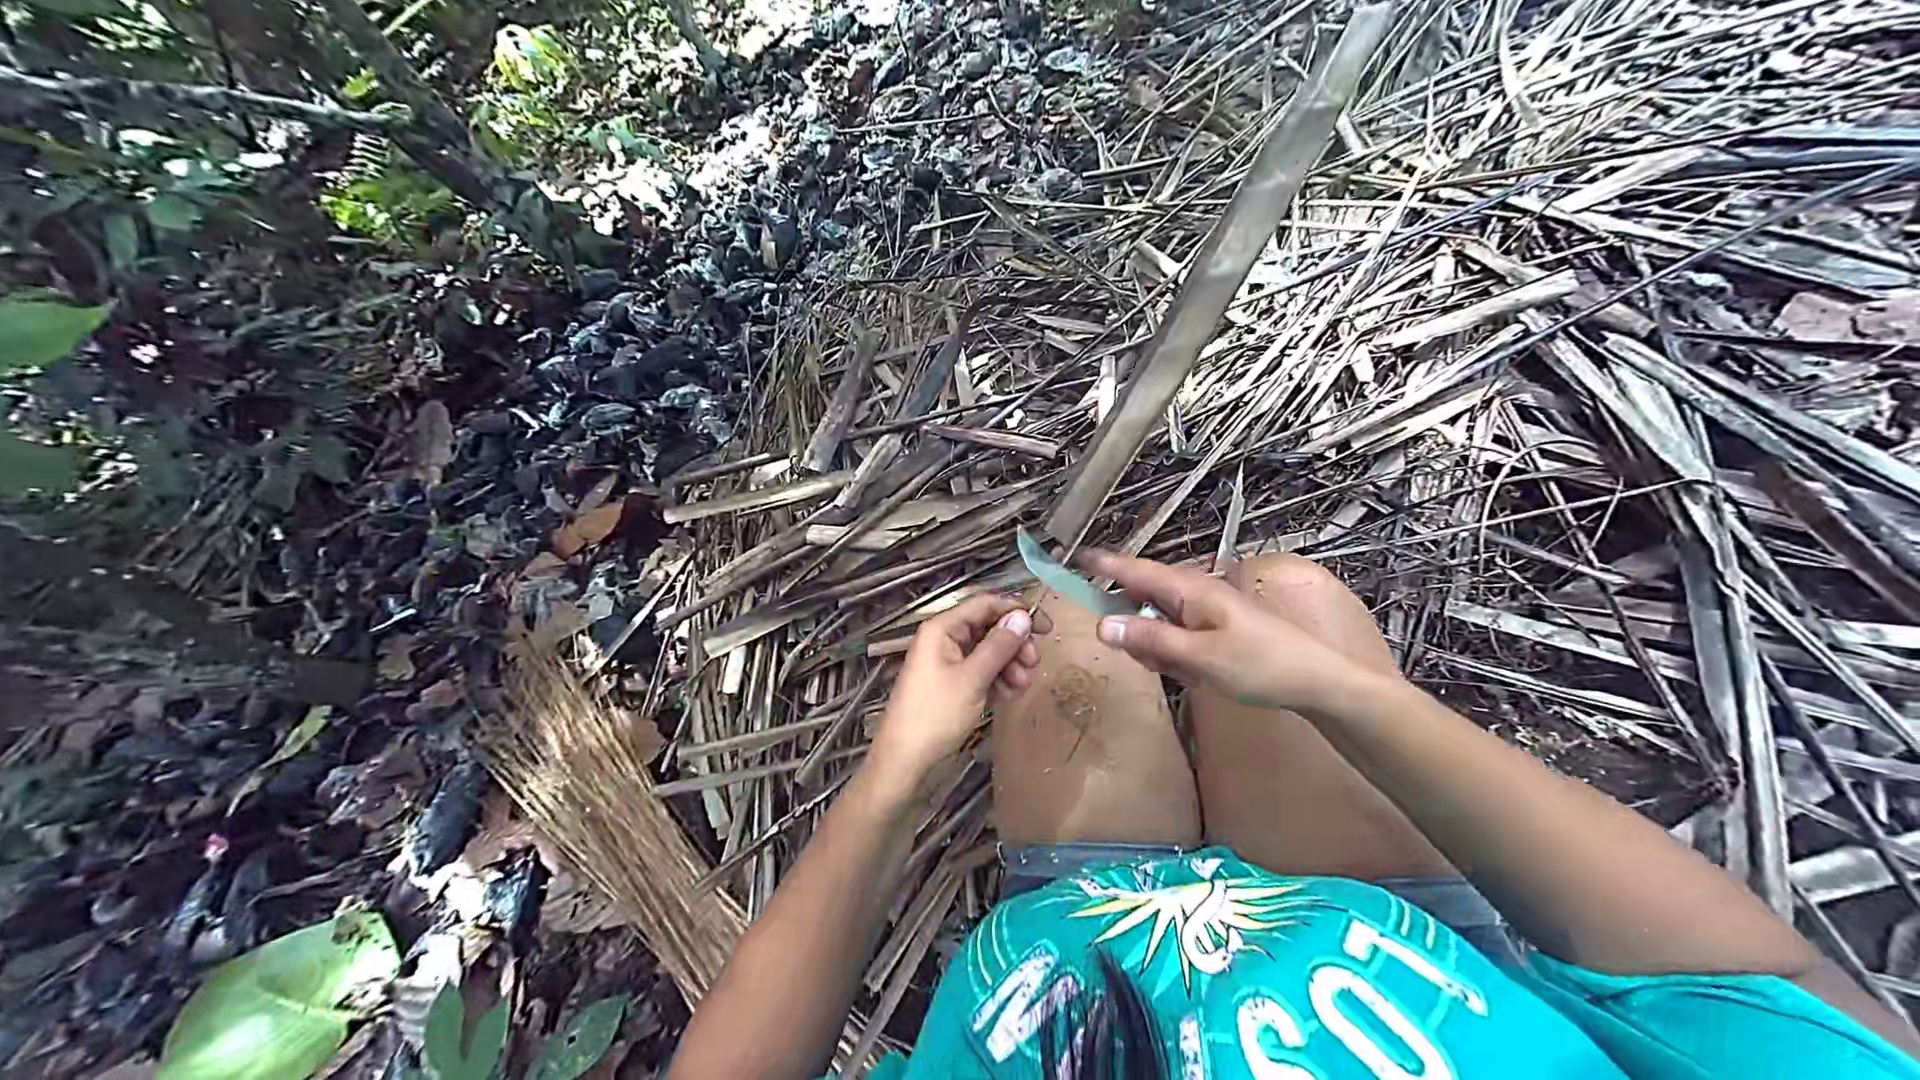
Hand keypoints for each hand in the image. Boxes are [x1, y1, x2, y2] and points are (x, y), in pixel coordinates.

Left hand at [868, 594, 1048, 786]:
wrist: (905, 759)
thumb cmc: (934, 714)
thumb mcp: (972, 678)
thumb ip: (999, 646)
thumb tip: (1023, 617)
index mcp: (942, 629)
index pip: (985, 605)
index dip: (1016, 611)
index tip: (1046, 627)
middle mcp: (945, 639)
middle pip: (989, 628)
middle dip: (1015, 644)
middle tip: (1034, 662)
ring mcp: (948, 662)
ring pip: (989, 652)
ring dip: (1009, 664)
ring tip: (1020, 685)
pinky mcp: (953, 684)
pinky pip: (982, 672)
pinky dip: (998, 679)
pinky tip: (1008, 694)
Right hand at [1079, 550, 1382, 713]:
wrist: (1317, 683)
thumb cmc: (1261, 664)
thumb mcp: (1199, 656)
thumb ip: (1148, 638)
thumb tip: (1102, 623)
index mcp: (1190, 589)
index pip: (1136, 570)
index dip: (1104, 565)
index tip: (1075, 559)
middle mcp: (1194, 594)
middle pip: (1143, 600)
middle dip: (1134, 627)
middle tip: (1148, 658)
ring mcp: (1205, 613)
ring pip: (1158, 623)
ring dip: (1156, 647)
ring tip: (1180, 671)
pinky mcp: (1213, 631)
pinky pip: (1177, 637)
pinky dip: (1174, 655)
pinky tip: (1192, 673)